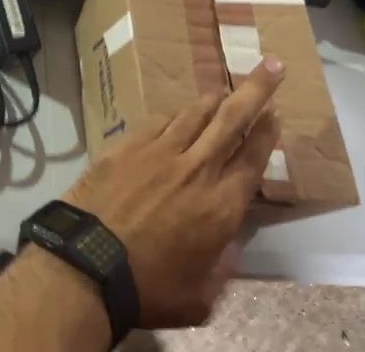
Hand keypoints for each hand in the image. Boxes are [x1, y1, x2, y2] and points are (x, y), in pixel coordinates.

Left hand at [60, 58, 284, 328]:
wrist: (88, 263)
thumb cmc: (149, 288)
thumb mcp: (201, 298)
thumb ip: (221, 268)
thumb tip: (229, 246)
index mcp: (221, 207)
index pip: (253, 159)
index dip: (267, 133)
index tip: (277, 113)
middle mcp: (196, 169)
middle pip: (231, 120)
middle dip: (256, 90)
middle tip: (271, 65)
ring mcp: (159, 152)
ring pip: (194, 114)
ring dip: (213, 99)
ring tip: (223, 90)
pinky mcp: (128, 146)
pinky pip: (159, 120)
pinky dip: (175, 115)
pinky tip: (178, 114)